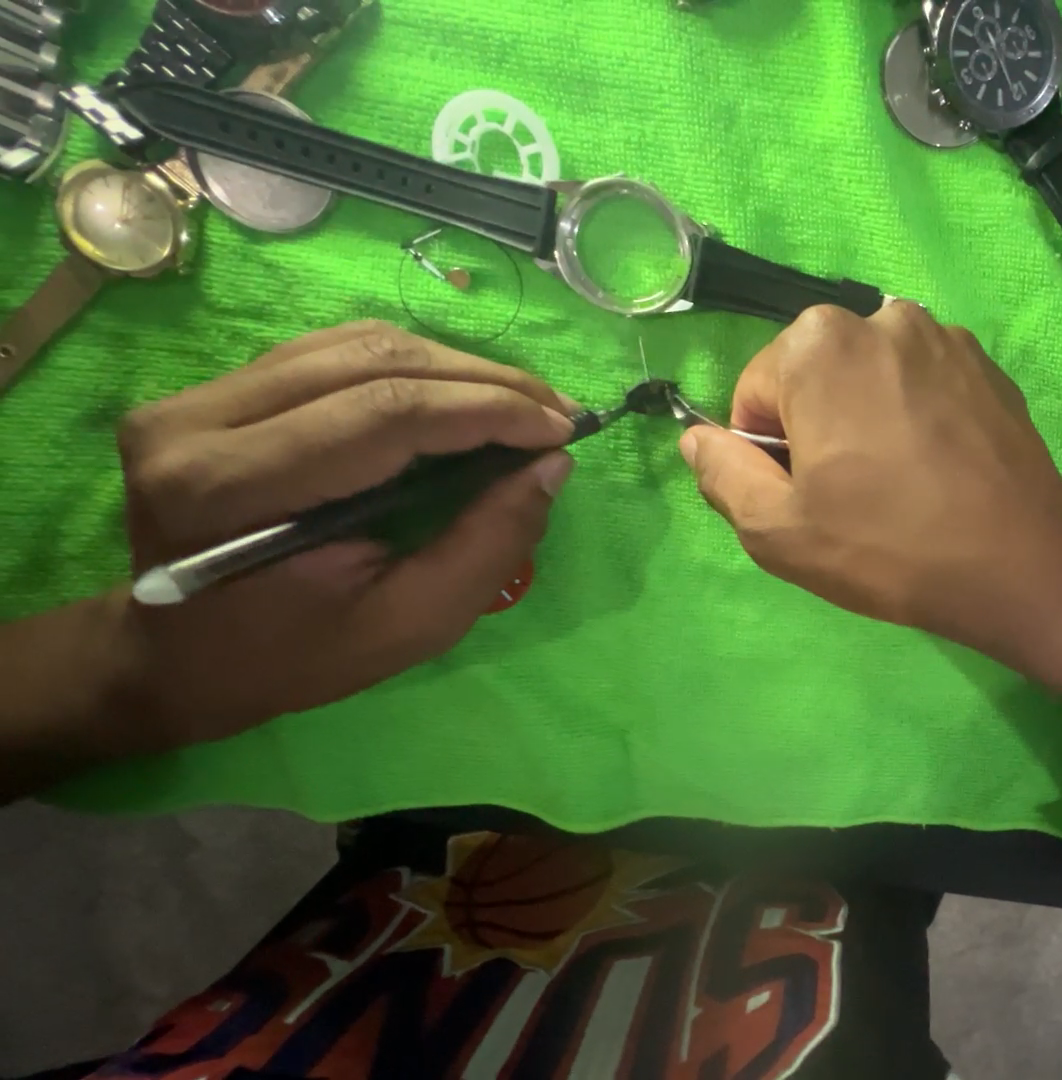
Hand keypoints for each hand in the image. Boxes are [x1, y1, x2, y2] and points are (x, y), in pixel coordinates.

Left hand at [109, 321, 575, 751]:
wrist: (175, 658)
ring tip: (527, 403)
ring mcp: (200, 396)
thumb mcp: (415, 622)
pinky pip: (338, 351)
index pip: (388, 413)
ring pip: (362, 344)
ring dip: (463, 367)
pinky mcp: (219, 391)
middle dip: (491, 382)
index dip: (491, 411)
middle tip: (561, 414)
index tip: (564, 432)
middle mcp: (200, 421)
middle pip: (378, 363)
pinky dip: (421, 366)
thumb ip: (490, 543)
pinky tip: (466, 394)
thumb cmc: (298, 655)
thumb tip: (553, 466)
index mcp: (234, 489)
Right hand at [680, 303, 1061, 674]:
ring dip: (870, 423)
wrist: (1021, 563)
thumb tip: (698, 437)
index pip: (757, 395)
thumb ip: (722, 473)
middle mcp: (883, 317)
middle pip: (817, 380)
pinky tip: (941, 472)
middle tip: (855, 497)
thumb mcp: (778, 530)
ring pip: (873, 382)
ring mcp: (947, 338)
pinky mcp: (991, 368)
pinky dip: (919, 420)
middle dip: (820, 431)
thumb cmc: (890, 546)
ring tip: (903, 486)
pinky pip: (925, 388)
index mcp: (818, 341)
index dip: (771, 455)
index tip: (809, 498)